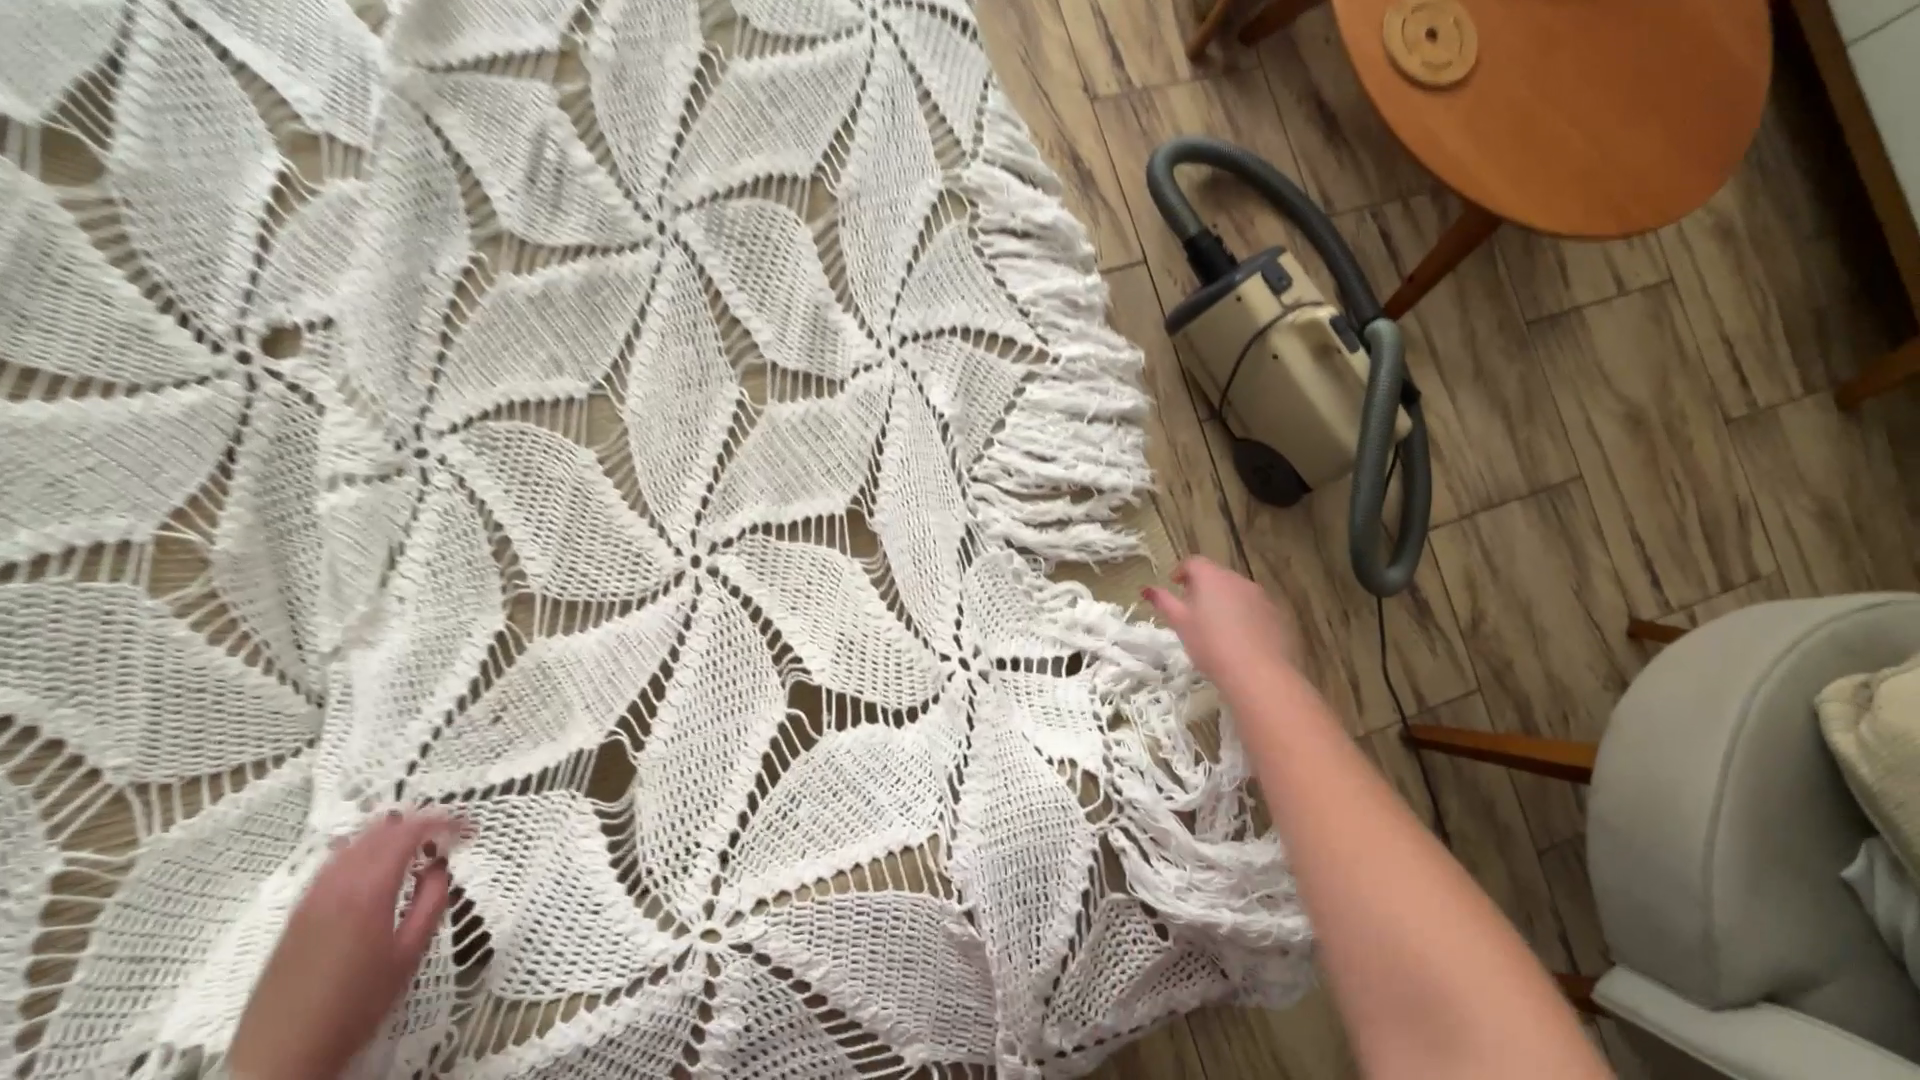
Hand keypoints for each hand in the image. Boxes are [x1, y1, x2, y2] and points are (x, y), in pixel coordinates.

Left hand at [228, 812, 458, 1079]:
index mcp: (369, 890)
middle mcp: (337, 883)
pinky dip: (360, 850)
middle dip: (417, 822)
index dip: (442, 822)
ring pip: (352, 844)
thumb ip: (431, 902)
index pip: (408, 834)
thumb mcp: (409, 954)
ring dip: (387, 833)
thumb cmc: (357, 1005)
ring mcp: (311, 896)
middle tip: (448, 831)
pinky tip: (372, 862)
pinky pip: (333, 863)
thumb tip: (438, 868)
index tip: (467, 828)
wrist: (284, 1052)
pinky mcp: (297, 913)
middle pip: (379, 832)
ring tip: (416, 840)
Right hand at [1143, 557, 1302, 690]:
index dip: (1181, 571)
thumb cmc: (1210, 645)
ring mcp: (1260, 596)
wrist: (1257, 672)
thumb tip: (1146, 588)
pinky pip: (1253, 607)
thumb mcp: (1180, 624)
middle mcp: (1237, 579)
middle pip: (1216, 575)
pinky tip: (1238, 638)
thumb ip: (1163, 602)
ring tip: (1215, 626)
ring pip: (1236, 591)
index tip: (1175, 586)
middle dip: (1202, 587)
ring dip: (1224, 600)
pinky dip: (1243, 614)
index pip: (1193, 562)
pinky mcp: (1276, 613)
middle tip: (1192, 610)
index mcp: (1211, 577)